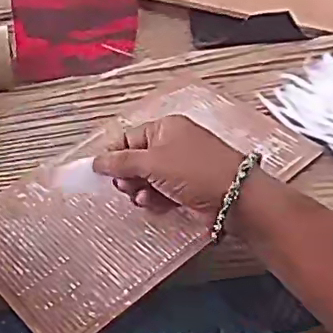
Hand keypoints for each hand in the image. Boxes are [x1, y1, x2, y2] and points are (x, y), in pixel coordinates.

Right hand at [91, 116, 246, 214]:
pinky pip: (159, 192)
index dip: (114, 156)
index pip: (127, 139)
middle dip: (127, 177)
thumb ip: (121, 162)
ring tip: (144, 198)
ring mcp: (180, 167)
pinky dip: (155, 199)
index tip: (103, 173)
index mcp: (165, 128)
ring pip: (145, 180)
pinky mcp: (185, 187)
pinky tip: (157, 204)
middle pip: (134, 161)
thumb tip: (97, 161)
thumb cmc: (195, 172)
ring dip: (140, 191)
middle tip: (126, 187)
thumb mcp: (152, 162)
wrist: (235, 198)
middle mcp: (172, 144)